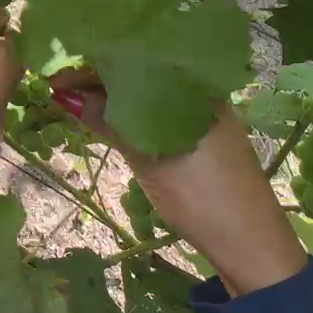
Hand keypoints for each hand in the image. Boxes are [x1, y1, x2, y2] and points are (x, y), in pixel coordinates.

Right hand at [51, 72, 305, 295]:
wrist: (256, 252)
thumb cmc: (203, 199)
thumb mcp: (149, 159)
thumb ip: (109, 122)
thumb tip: (63, 94)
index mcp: (194, 88)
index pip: (133, 60)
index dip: (91, 66)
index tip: (56, 76)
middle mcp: (199, 93)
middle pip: (139, 74)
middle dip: (97, 81)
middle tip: (57, 90)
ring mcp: (201, 115)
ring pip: (146, 94)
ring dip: (112, 97)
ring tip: (73, 102)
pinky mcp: (199, 136)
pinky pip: (157, 111)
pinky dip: (130, 112)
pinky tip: (107, 118)